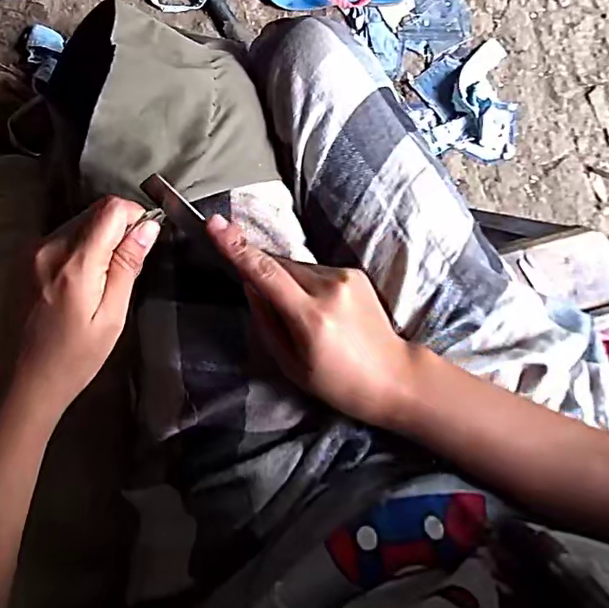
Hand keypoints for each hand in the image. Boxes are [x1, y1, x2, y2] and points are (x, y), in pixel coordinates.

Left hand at [10, 196, 159, 414]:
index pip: (110, 209)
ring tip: (102, 281)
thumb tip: (147, 227)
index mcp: (73, 264)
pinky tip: (81, 283)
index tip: (143, 238)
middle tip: (126, 267)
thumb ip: (128, 265)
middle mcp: (47, 250)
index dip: (134, 216)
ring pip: (79, 222)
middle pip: (94, 212)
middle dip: (118, 229)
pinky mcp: (22, 260)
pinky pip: (61, 237)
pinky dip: (80, 248)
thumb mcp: (112, 316)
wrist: (19, 386)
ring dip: (99, 239)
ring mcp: (30, 253)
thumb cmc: (70, 360)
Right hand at [206, 214, 420, 426]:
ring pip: (298, 267)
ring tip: (306, 318)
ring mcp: (346, 277)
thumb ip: (266, 322)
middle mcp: (330, 288)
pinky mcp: (356, 272)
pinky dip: (309, 284)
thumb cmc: (338, 382)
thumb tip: (249, 285)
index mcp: (311, 317)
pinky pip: (317, 270)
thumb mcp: (292, 365)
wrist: (393, 376)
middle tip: (273, 309)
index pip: (266, 274)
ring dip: (290, 283)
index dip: (237, 248)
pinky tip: (323, 311)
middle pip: (279, 266)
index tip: (216, 225)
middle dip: (266, 277)